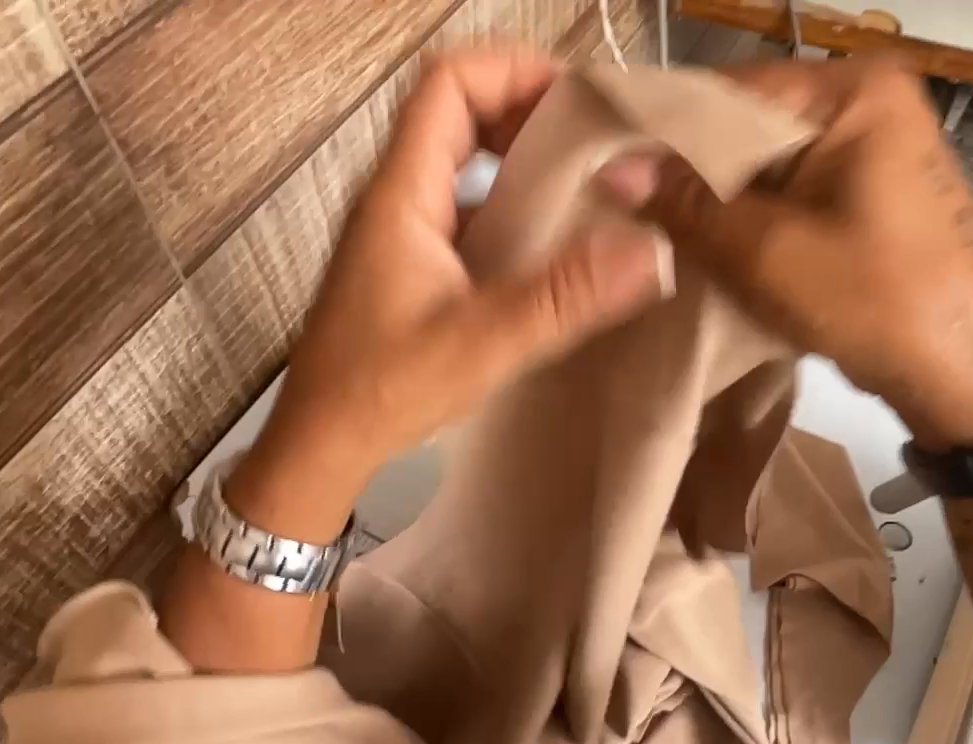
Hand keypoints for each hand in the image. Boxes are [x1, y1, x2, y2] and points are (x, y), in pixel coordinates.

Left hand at [234, 47, 667, 538]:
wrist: (322, 442)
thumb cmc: (385, 389)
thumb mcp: (482, 342)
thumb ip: (564, 297)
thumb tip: (650, 253)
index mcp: (403, 195)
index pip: (450, 85)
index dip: (514, 72)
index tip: (578, 104)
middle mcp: (393, 202)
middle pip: (458, 118)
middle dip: (528, 120)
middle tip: (593, 153)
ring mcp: (395, 238)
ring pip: (459, 171)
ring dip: (517, 171)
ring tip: (580, 198)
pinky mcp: (401, 273)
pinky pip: (457, 218)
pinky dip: (501, 216)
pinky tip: (539, 255)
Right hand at [598, 55, 972, 448]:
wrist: (955, 368)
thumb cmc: (869, 299)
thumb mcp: (764, 251)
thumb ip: (686, 205)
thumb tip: (613, 169)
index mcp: (855, 91)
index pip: (734, 92)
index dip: (667, 135)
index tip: (610, 172)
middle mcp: (868, 103)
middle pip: (750, 129)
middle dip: (692, 176)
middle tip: (629, 213)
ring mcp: (873, 150)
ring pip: (767, 169)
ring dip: (719, 205)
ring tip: (662, 237)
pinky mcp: (869, 194)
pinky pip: (791, 196)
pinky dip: (752, 223)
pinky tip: (716, 253)